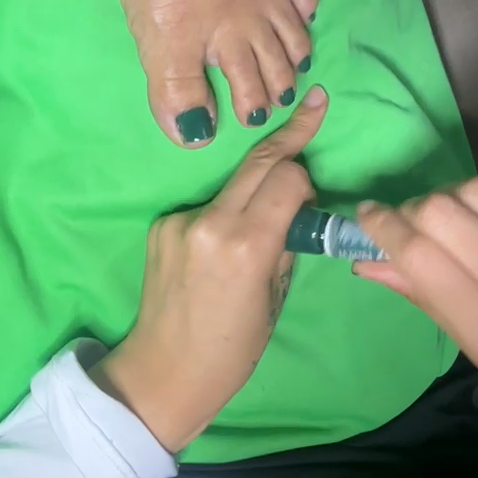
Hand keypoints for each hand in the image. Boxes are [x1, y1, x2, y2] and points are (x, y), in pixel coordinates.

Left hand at [92, 86, 328, 449]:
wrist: (162, 372)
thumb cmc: (231, 351)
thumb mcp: (274, 298)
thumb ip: (286, 243)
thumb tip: (294, 207)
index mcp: (245, 246)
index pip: (286, 177)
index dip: (305, 177)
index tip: (314, 184)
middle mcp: (209, 221)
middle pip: (259, 160)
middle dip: (290, 134)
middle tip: (315, 104)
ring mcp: (180, 219)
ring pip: (234, 182)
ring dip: (256, 187)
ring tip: (263, 220)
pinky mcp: (162, 223)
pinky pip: (208, 204)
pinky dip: (227, 212)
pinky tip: (222, 247)